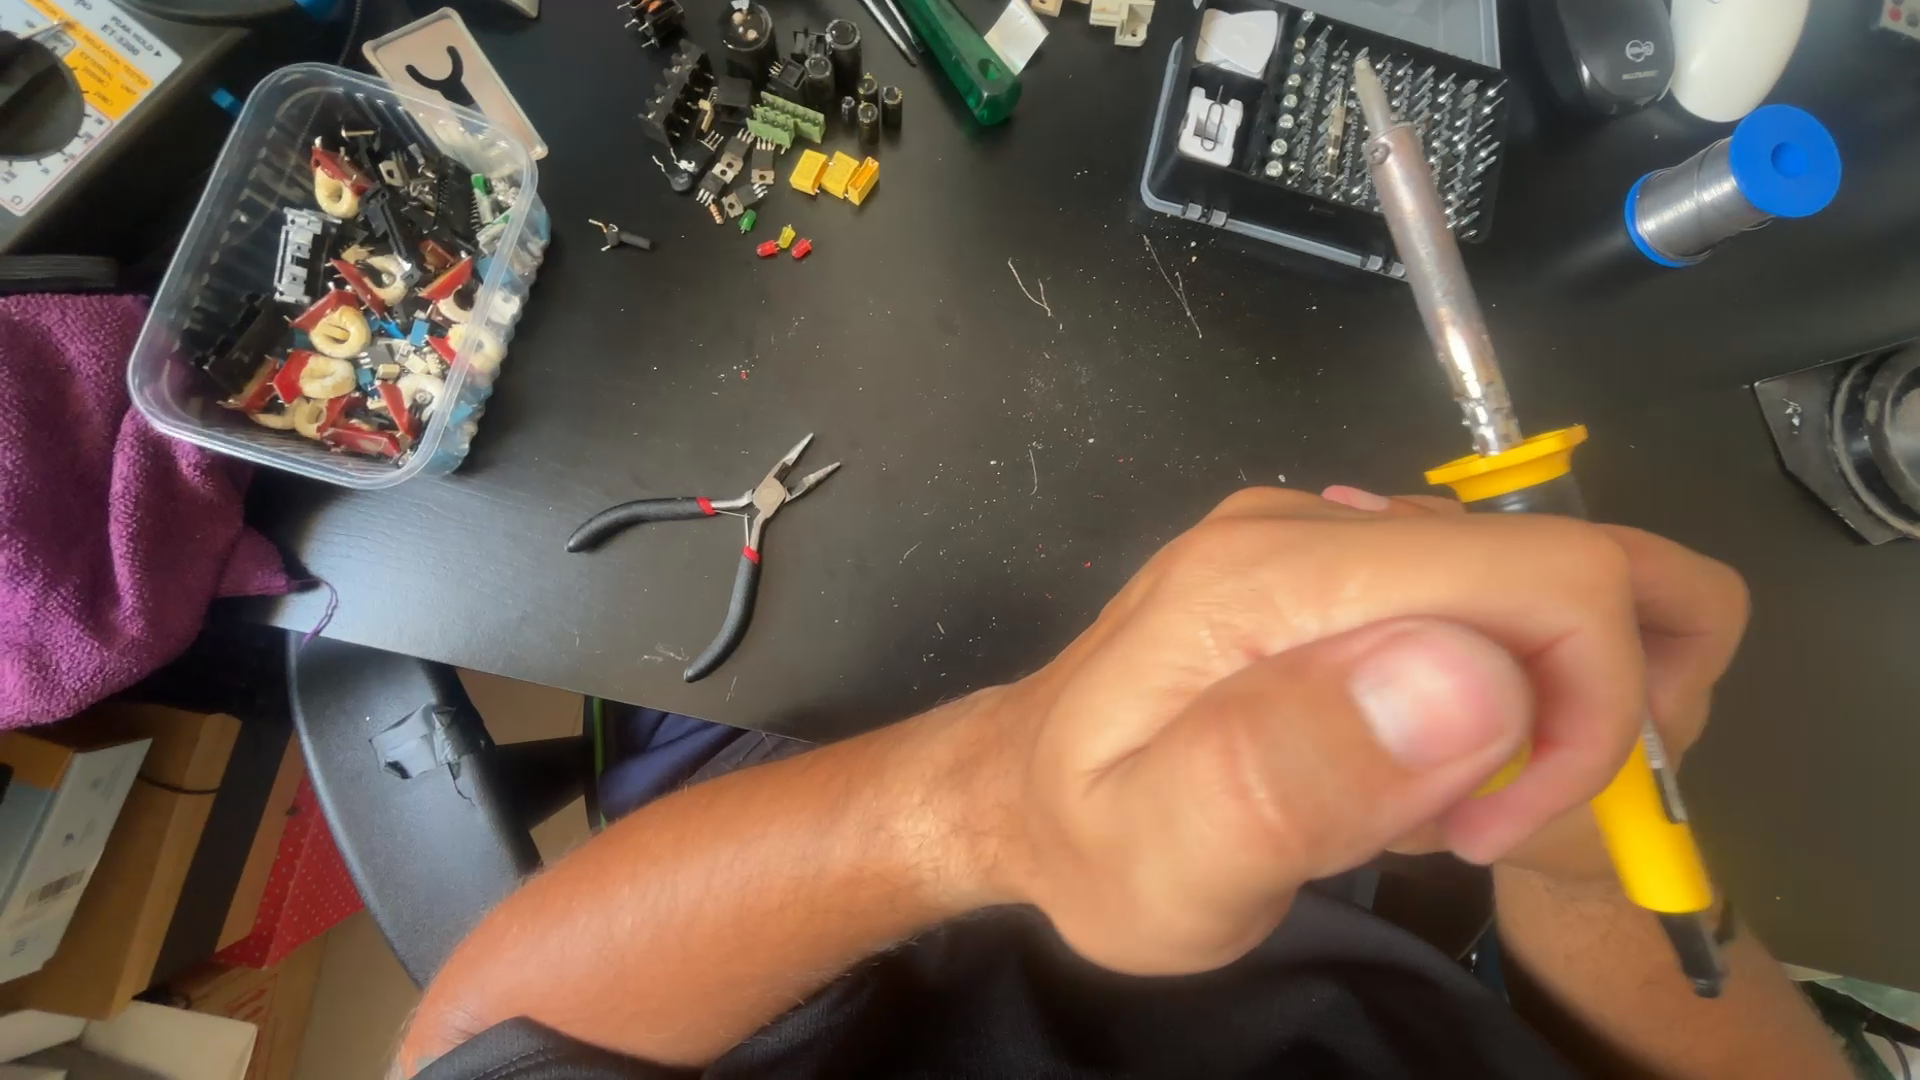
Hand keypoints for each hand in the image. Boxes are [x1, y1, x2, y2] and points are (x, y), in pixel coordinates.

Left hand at [947, 487, 1747, 976]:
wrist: (1022, 788)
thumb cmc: (1084, 838)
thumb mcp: (1164, 853)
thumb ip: (1289, 773)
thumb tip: (1468, 677)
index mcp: (1260, 577)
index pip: (1546, 579)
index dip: (1582, 715)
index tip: (1484, 826)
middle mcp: (1287, 525)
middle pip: (1550, 570)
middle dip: (1563, 717)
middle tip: (1457, 818)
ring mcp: (1297, 534)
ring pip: (1517, 588)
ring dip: (1516, 713)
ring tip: (1401, 798)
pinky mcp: (1304, 564)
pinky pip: (1459, 602)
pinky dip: (1473, 691)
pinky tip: (1386, 759)